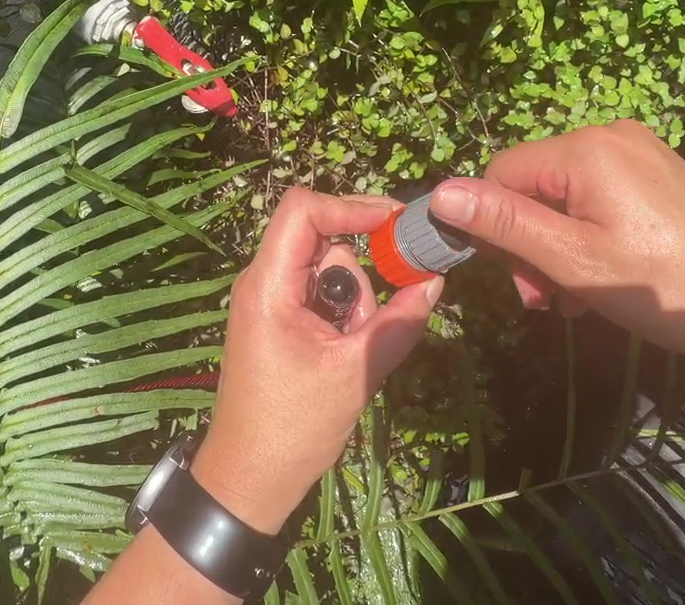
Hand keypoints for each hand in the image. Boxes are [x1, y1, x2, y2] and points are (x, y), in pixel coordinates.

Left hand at [190, 189, 442, 532]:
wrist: (249, 479)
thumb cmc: (294, 427)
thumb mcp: (356, 373)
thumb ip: (398, 322)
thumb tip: (435, 280)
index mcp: (268, 284)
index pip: (303, 209)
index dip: (350, 206)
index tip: (394, 222)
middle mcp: (263, 280)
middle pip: (320, 235)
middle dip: (361, 264)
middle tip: (393, 290)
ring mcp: (269, 298)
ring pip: (326, 265)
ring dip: (353, 296)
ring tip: (353, 347)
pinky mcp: (278, 316)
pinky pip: (319, 290)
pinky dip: (343, 310)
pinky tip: (346, 350)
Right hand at [425, 120, 684, 389]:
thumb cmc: (667, 289)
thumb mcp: (574, 261)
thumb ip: (505, 224)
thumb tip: (439, 193)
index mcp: (585, 148)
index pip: (501, 173)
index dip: (494, 226)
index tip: (519, 282)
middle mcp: (611, 135)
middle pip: (536, 184)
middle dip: (530, 242)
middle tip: (548, 301)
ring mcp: (642, 152)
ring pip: (567, 195)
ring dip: (559, 246)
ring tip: (579, 300)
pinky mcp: (662, 174)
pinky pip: (602, 197)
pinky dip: (591, 236)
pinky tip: (607, 280)